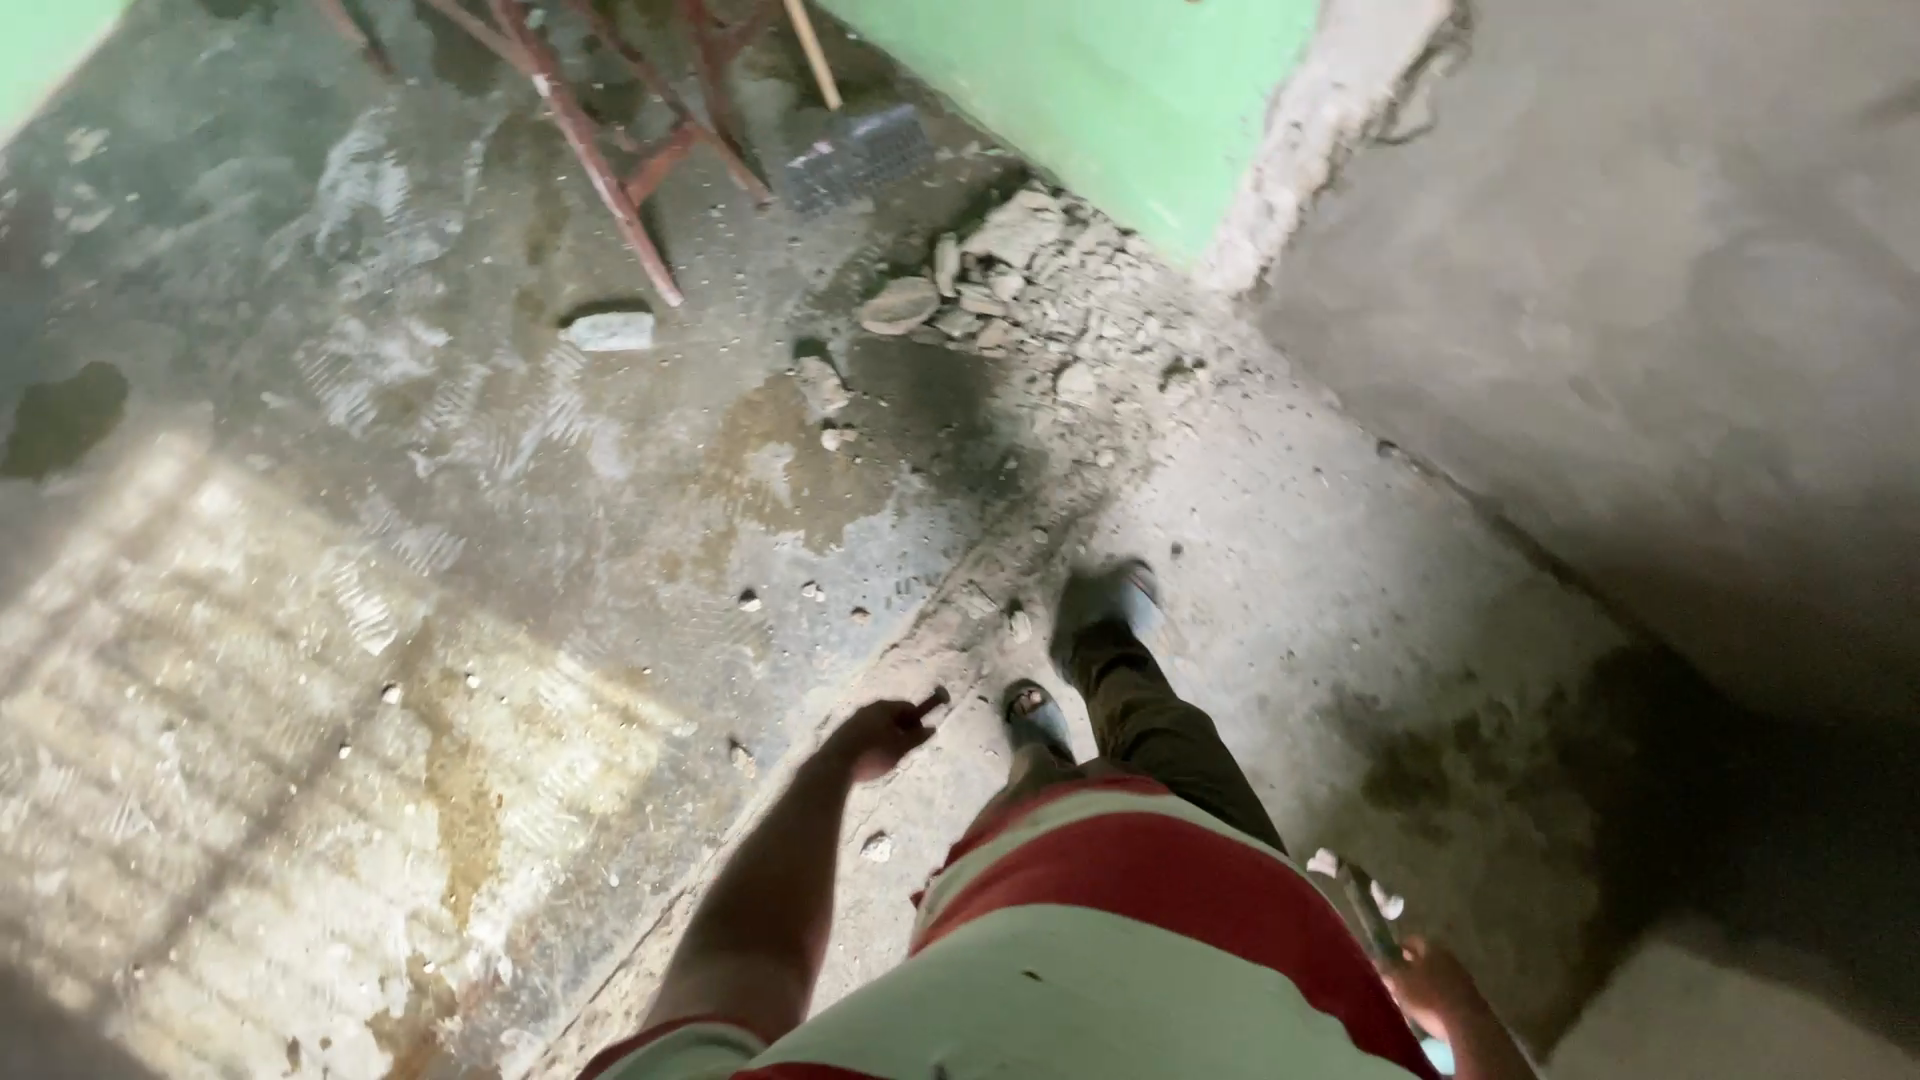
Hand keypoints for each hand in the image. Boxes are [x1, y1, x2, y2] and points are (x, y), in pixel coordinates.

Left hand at [820, 699, 935, 781]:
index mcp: (884, 707)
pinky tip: (869, 756)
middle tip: (904, 747)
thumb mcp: (900, 749)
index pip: (908, 706)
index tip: (918, 737)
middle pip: (892, 713)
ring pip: (877, 722)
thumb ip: (917, 738)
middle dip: (902, 728)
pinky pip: (864, 730)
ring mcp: (854, 718)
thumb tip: (932, 728)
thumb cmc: (873, 754)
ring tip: (886, 755)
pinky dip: (872, 739)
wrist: (834, 764)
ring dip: (886, 734)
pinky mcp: (843, 730)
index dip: (917, 720)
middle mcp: (869, 707)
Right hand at [1380, 936, 1491, 1042]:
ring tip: (1410, 999)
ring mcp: (1463, 979)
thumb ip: (1387, 968)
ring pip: (1436, 976)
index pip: (1411, 939)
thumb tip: (1376, 959)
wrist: (1469, 1027)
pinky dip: (1437, 998)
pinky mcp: (1471, 999)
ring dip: (1424, 984)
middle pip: (1425, 959)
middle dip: (1410, 968)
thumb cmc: (1429, 997)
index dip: (1397, 947)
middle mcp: (1449, 958)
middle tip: (1397, 980)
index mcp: (1432, 947)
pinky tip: (1429, 1011)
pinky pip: (1448, 993)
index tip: (1387, 959)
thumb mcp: (1399, 981)